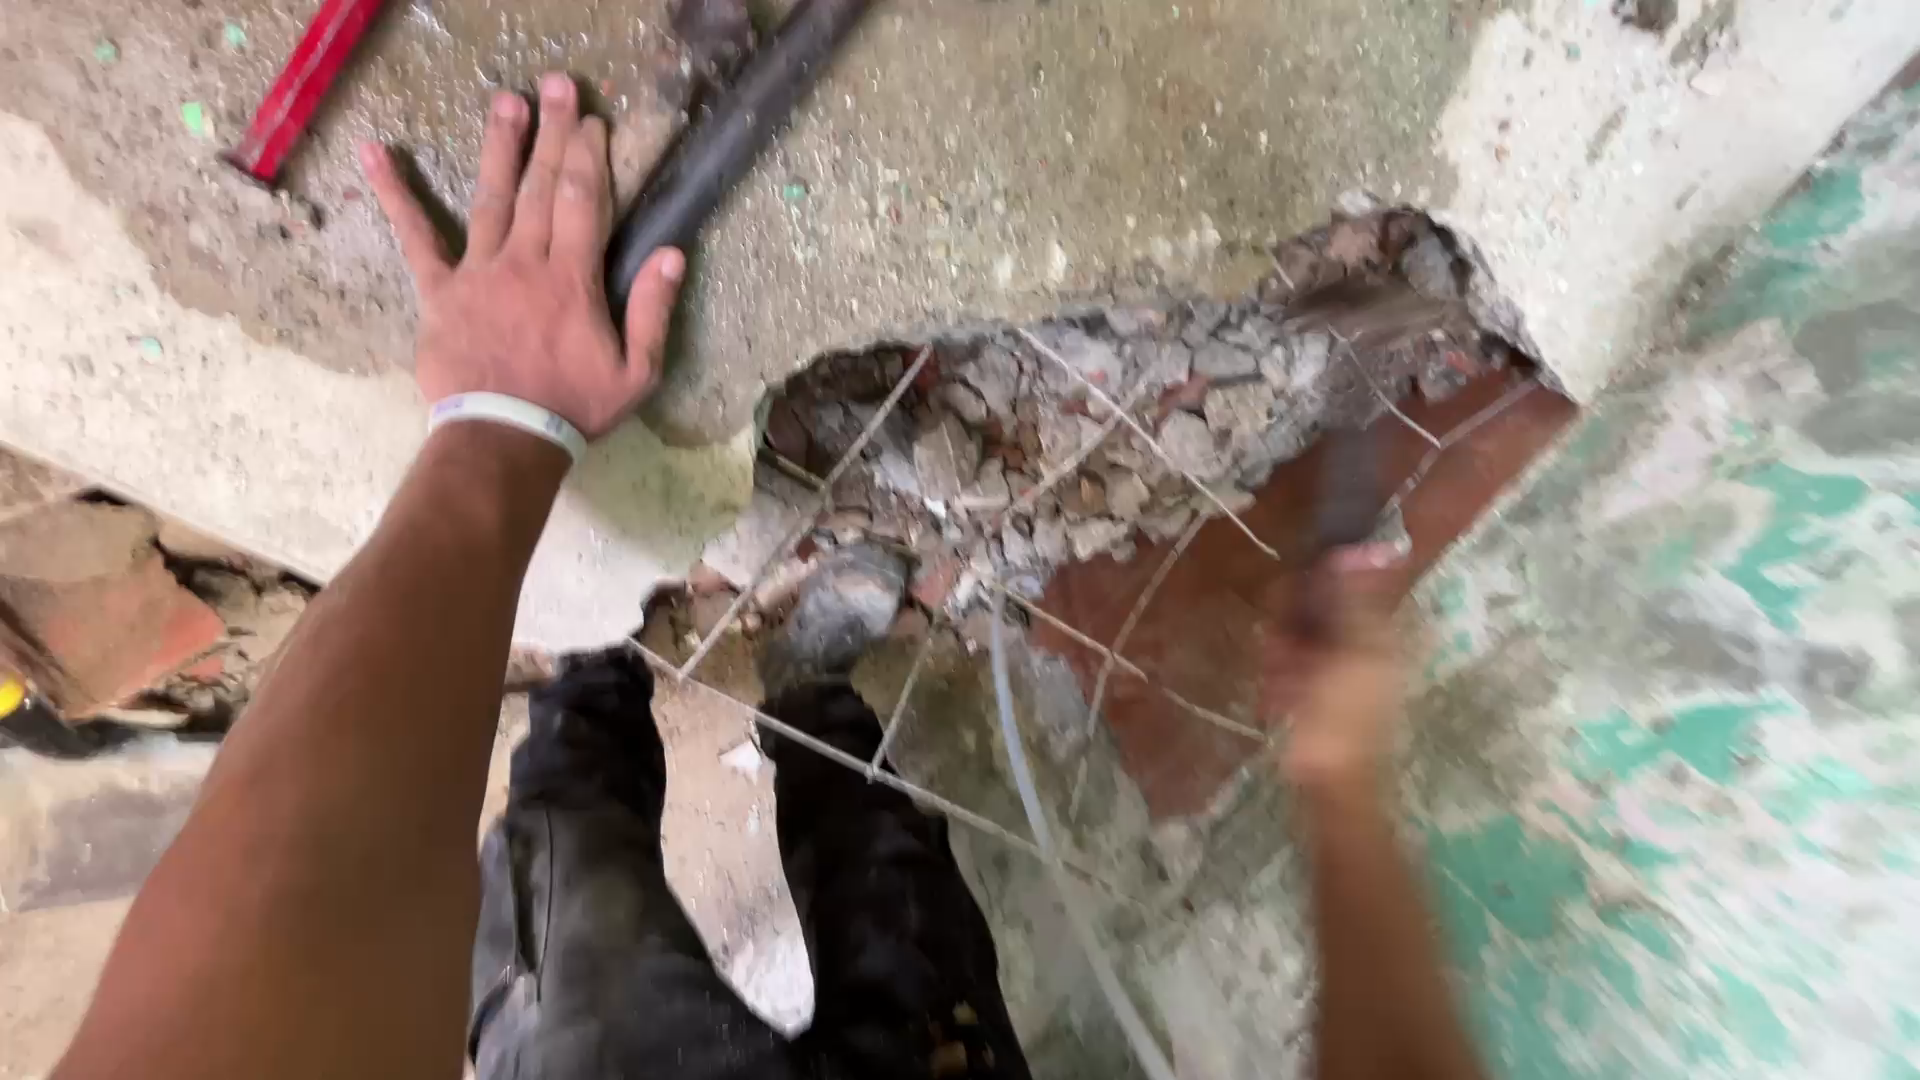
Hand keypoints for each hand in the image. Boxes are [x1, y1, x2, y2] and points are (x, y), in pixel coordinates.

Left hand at [359, 73, 684, 438]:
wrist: (506, 435)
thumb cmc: (577, 406)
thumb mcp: (637, 371)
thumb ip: (652, 311)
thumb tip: (670, 255)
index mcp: (573, 281)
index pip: (584, 204)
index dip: (590, 159)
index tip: (595, 122)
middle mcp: (524, 263)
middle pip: (540, 188)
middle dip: (553, 135)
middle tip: (557, 86)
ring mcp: (477, 272)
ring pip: (488, 198)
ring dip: (498, 147)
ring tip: (506, 100)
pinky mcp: (440, 291)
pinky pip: (417, 240)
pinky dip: (396, 197)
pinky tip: (377, 154)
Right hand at [1259, 545, 1409, 792]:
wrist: (1330, 780)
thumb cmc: (1346, 715)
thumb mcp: (1354, 649)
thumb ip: (1354, 597)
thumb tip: (1365, 546)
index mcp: (1381, 627)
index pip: (1343, 578)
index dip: (1313, 583)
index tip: (1292, 596)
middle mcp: (1359, 638)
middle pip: (1311, 603)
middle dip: (1289, 625)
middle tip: (1283, 648)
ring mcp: (1333, 662)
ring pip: (1292, 631)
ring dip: (1280, 653)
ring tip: (1282, 683)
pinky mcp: (1310, 683)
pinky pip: (1284, 659)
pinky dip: (1277, 675)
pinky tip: (1279, 696)